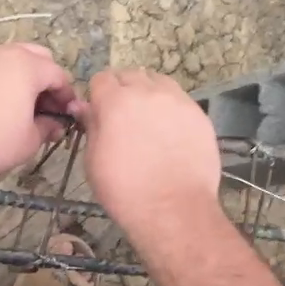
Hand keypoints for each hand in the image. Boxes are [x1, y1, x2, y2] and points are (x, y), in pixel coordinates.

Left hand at [0, 44, 79, 184]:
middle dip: (43, 77)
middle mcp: (2, 52)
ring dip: (16, 76)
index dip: (65, 94)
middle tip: (42, 104)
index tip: (65, 112)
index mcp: (27, 66)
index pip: (57, 74)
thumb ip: (46, 128)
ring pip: (4, 59)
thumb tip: (54, 125)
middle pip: (33, 55)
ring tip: (14, 103)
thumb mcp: (28, 141)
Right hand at [82, 68, 222, 231]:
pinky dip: (170, 107)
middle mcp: (147, 92)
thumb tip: (85, 108)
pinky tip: (170, 131)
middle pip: (130, 75)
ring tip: (148, 119)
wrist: (173, 210)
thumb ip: (91, 127)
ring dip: (148, 92)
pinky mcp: (199, 114)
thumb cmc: (125, 190)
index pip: (101, 79)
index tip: (99, 113)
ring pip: (158, 81)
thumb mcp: (94, 160)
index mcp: (116, 101)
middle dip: (123, 89)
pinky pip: (179, 99)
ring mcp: (177, 101)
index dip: (97, 95)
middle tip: (123, 117)